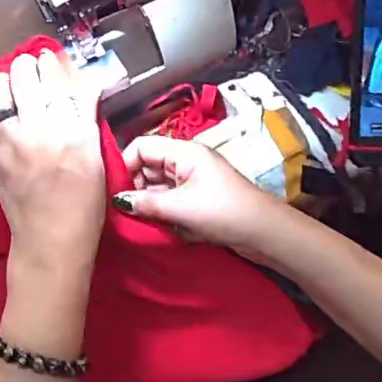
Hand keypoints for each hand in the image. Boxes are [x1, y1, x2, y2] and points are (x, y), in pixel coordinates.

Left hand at [0, 50, 106, 283]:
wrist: (51, 242)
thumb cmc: (83, 204)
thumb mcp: (95, 156)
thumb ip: (87, 116)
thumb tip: (83, 82)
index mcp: (72, 131)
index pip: (58, 79)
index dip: (52, 62)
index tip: (49, 59)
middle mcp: (40, 131)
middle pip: (26, 75)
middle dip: (27, 65)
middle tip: (30, 69)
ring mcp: (10, 143)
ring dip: (5, 80)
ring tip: (12, 85)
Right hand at [116, 136, 307, 265]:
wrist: (267, 235)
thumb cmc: (224, 213)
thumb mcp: (180, 207)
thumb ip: (145, 202)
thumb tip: (118, 200)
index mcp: (183, 151)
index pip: (141, 146)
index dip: (125, 165)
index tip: (114, 190)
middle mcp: (186, 161)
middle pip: (147, 166)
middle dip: (135, 187)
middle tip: (126, 211)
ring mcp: (192, 181)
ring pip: (157, 186)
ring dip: (149, 203)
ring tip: (141, 221)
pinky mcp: (198, 200)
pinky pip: (169, 200)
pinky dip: (163, 212)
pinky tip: (160, 227)